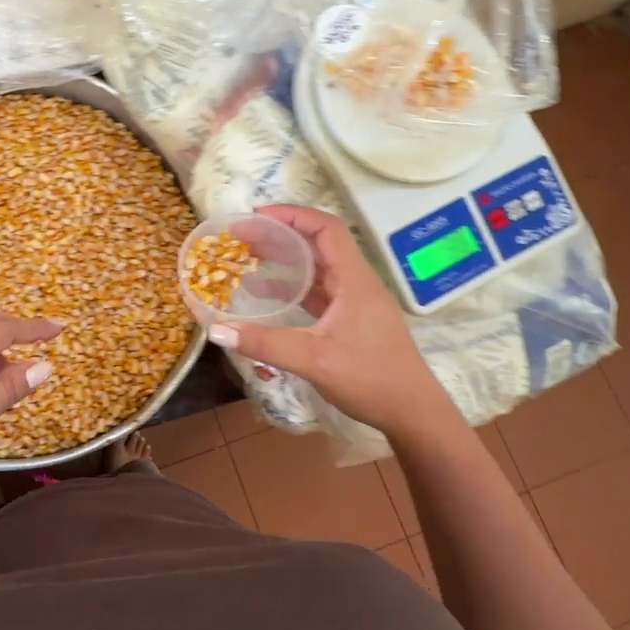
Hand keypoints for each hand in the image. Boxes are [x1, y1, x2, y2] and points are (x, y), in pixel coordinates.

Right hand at [207, 205, 456, 438]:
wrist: (414, 414)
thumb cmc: (371, 379)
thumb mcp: (314, 360)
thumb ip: (265, 343)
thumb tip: (216, 330)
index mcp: (354, 280)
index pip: (326, 228)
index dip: (292, 215)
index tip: (257, 217)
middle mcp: (356, 283)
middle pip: (317, 244)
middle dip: (279, 235)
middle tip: (241, 236)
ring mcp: (354, 303)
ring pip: (316, 269)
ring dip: (283, 260)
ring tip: (246, 258)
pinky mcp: (351, 321)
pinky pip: (317, 292)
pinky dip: (291, 287)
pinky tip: (264, 295)